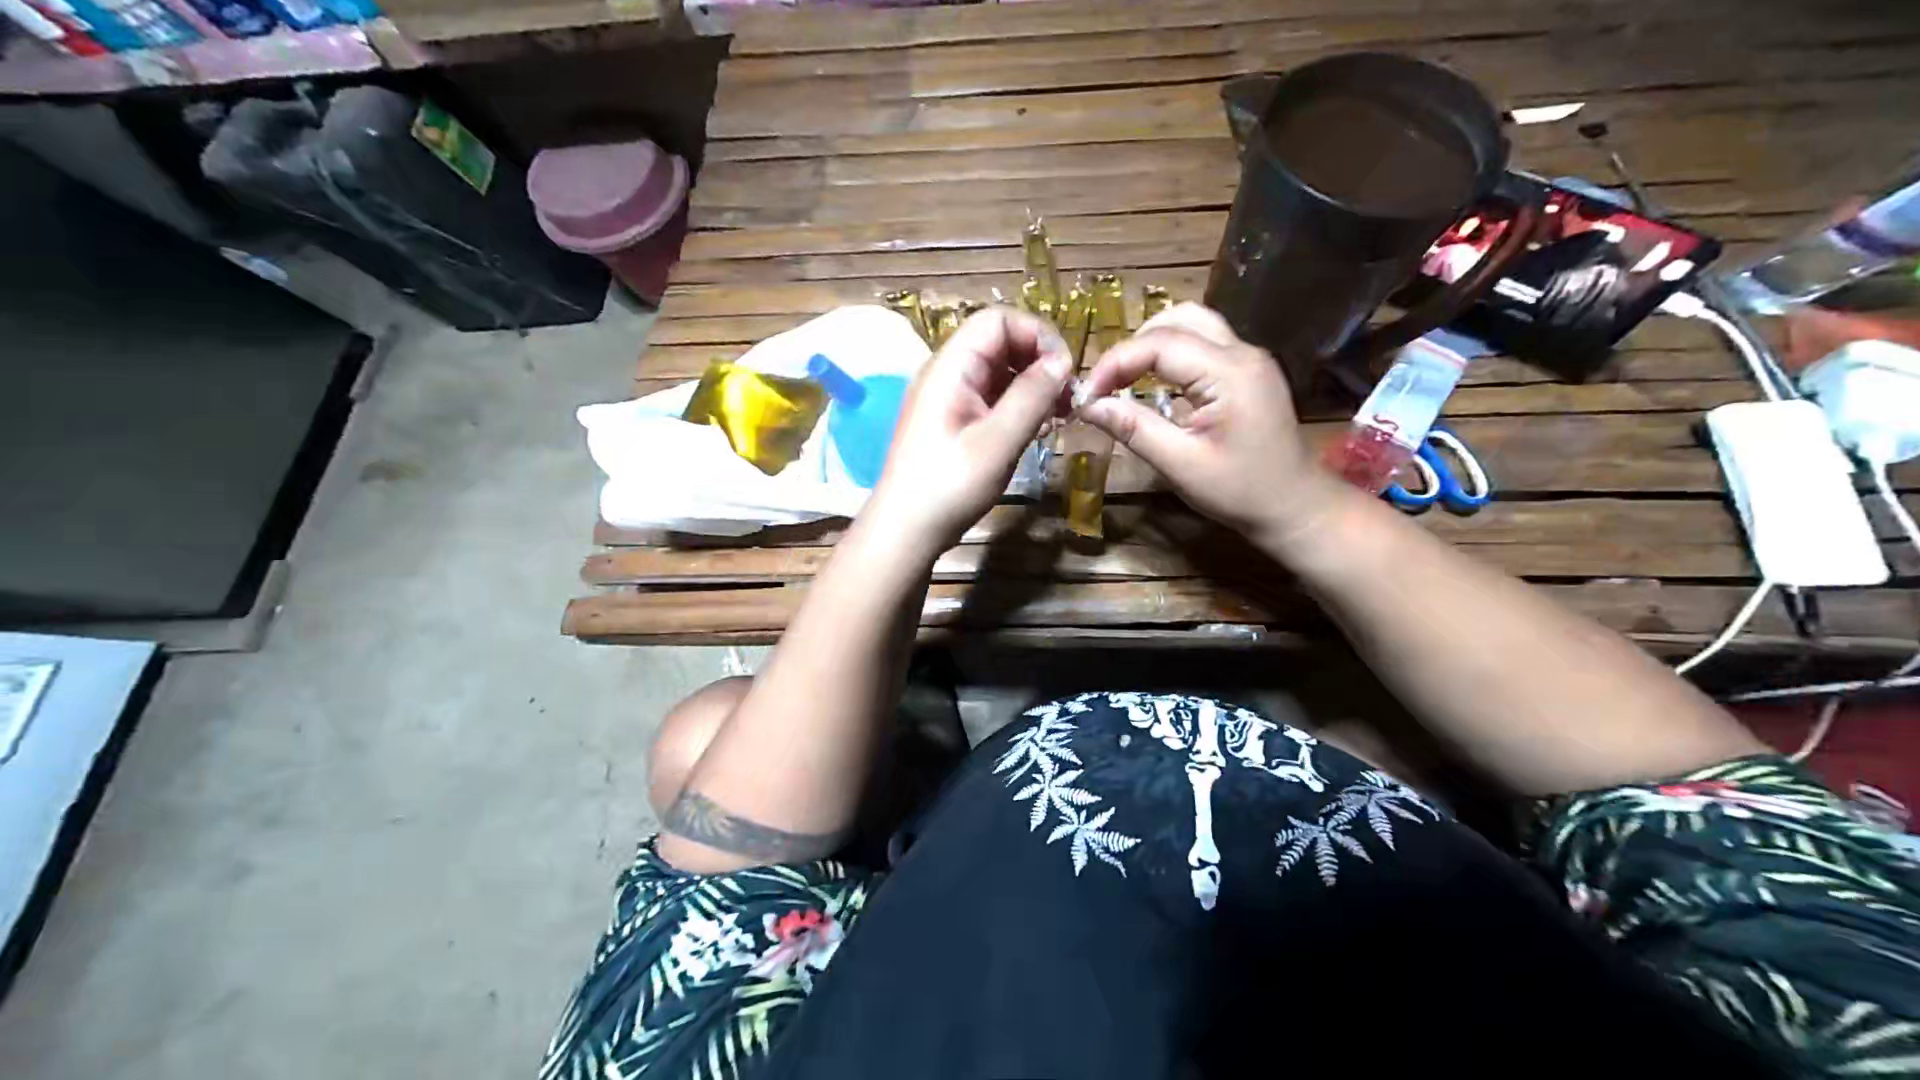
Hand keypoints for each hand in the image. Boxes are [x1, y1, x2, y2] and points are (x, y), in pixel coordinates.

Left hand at [866, 307, 1072, 552]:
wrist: (905, 531)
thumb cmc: (949, 486)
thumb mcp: (998, 441)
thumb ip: (1031, 396)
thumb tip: (1061, 362)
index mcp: (951, 367)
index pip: (998, 321)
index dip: (1037, 335)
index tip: (1065, 371)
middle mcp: (947, 374)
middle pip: (1000, 343)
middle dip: (1039, 362)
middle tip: (1069, 398)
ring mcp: (948, 399)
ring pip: (999, 372)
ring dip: (1033, 386)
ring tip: (1060, 416)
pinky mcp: (952, 422)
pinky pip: (991, 398)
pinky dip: (1018, 406)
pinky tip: (1038, 429)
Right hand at [1077, 303, 1341, 544]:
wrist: (1294, 505)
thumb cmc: (1239, 491)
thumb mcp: (1180, 465)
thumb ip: (1134, 429)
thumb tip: (1088, 405)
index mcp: (1229, 374)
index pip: (1159, 344)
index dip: (1115, 363)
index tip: (1088, 395)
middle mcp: (1243, 353)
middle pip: (1177, 319)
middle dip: (1133, 346)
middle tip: (1105, 384)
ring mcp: (1249, 358)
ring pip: (1192, 323)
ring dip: (1152, 343)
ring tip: (1125, 378)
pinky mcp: (1248, 370)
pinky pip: (1204, 342)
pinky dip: (1171, 352)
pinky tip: (1154, 382)